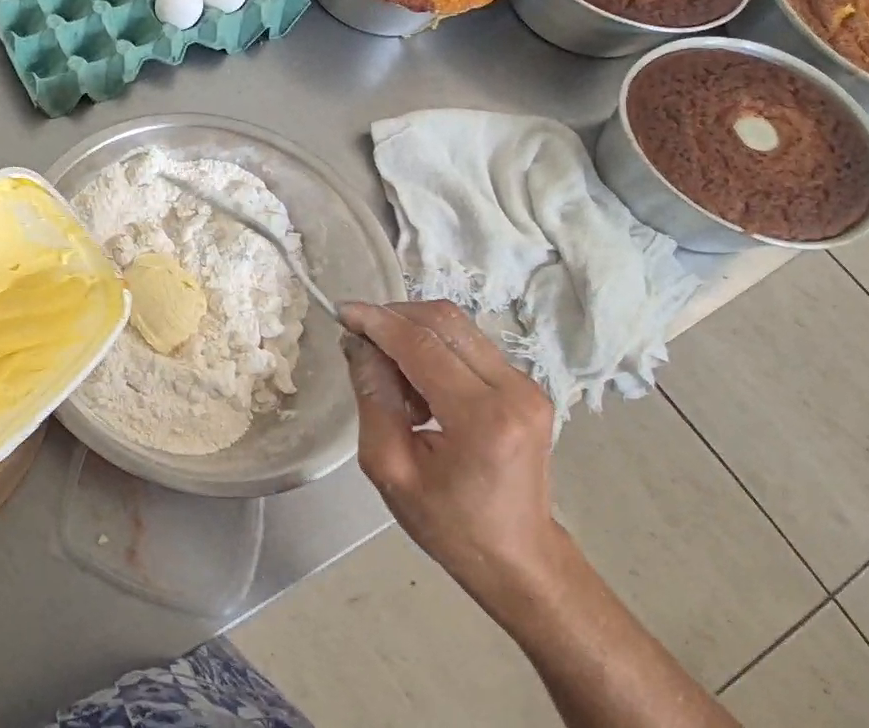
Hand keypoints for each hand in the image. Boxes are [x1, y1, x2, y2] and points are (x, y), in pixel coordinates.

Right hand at [341, 300, 569, 600]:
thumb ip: (373, 399)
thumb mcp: (389, 466)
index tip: (341, 312)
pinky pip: (470, 346)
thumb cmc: (447, 523)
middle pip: (445, 321)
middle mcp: (514, 390)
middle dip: (394, 319)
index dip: (376, 321)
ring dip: (413, 336)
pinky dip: (434, 351)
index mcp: (482, 417)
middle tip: (360, 344)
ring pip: (458, 328)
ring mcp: (527, 386)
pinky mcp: (526, 388)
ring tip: (393, 381)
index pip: (421, 345)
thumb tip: (358, 346)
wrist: (516, 556)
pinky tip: (418, 389)